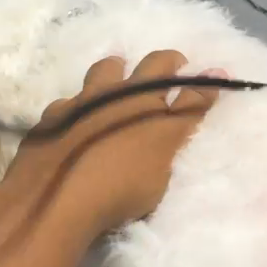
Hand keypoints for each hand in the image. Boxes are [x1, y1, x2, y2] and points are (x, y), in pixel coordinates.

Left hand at [0, 51, 222, 266]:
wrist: (53, 202)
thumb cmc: (124, 183)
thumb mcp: (168, 147)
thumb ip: (192, 110)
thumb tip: (217, 73)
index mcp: (144, 98)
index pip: (174, 74)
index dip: (191, 74)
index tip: (204, 76)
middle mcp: (112, 93)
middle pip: (141, 65)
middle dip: (160, 64)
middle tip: (168, 73)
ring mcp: (77, 106)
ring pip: (100, 75)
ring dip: (114, 74)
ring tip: (119, 87)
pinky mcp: (48, 124)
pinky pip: (67, 105)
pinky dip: (78, 108)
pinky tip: (77, 123)